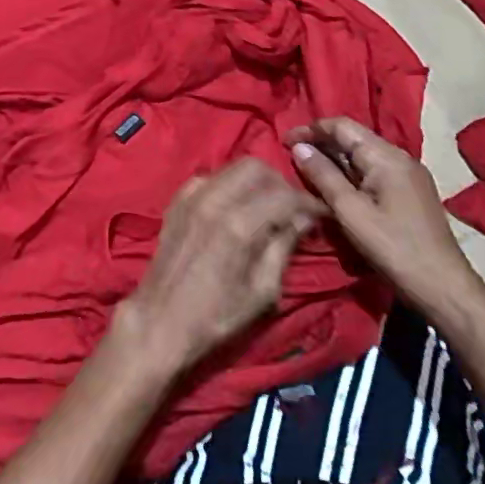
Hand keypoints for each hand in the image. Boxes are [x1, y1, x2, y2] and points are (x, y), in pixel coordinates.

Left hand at [115, 159, 322, 377]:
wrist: (162, 316)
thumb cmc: (218, 314)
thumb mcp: (263, 289)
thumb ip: (284, 246)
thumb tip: (305, 218)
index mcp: (237, 224)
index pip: (284, 194)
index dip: (309, 202)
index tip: (322, 214)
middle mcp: (212, 200)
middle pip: (254, 167)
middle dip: (280, 183)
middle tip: (293, 208)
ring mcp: (189, 197)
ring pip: (230, 168)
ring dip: (254, 182)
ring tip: (269, 207)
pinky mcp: (175, 201)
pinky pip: (208, 178)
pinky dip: (228, 185)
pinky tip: (236, 208)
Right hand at [284, 118, 484, 317]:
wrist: (442, 287)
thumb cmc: (392, 247)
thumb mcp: (349, 210)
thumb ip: (322, 175)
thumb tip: (299, 148)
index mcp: (387, 158)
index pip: (342, 126)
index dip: (310, 129)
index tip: (284, 143)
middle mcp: (400, 159)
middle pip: (352, 137)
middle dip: (320, 143)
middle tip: (291, 158)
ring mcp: (407, 175)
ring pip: (361, 154)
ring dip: (332, 159)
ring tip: (307, 172)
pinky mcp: (408, 191)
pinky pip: (371, 170)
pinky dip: (347, 172)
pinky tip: (333, 187)